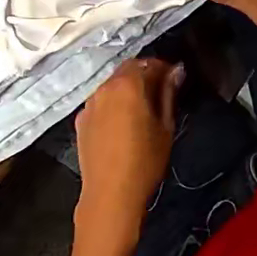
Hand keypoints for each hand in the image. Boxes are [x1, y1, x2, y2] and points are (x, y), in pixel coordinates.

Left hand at [74, 58, 183, 245]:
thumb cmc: (145, 160)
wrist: (110, 193)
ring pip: (110, 86)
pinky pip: (100, 103)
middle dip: (143, 75)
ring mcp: (89, 104)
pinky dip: (112, 104)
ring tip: (142, 108)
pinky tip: (122, 123)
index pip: (146, 63)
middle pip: (125, 71)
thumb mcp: (165, 126)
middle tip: (161, 92)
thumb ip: (168, 94)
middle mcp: (103, 88)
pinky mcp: (80, 121)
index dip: (163, 67)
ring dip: (126, 89)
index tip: (174, 78)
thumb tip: (176, 71)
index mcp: (127, 85)